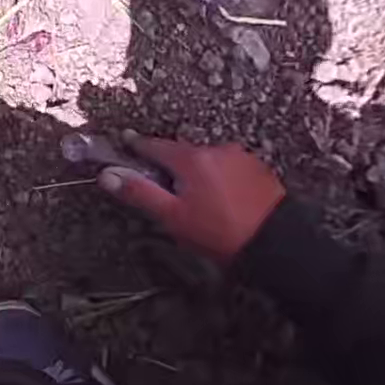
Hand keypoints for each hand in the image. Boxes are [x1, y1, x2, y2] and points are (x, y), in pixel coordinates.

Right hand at [98, 135, 285, 263]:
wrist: (276, 243)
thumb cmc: (221, 233)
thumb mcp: (173, 217)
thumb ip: (140, 192)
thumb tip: (108, 176)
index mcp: (191, 158)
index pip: (155, 145)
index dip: (137, 145)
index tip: (126, 141)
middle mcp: (215, 149)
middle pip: (181, 152)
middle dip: (170, 166)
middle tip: (164, 189)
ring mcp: (239, 156)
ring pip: (206, 160)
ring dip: (197, 173)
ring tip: (198, 203)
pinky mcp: (256, 168)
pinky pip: (227, 167)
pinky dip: (218, 177)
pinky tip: (220, 201)